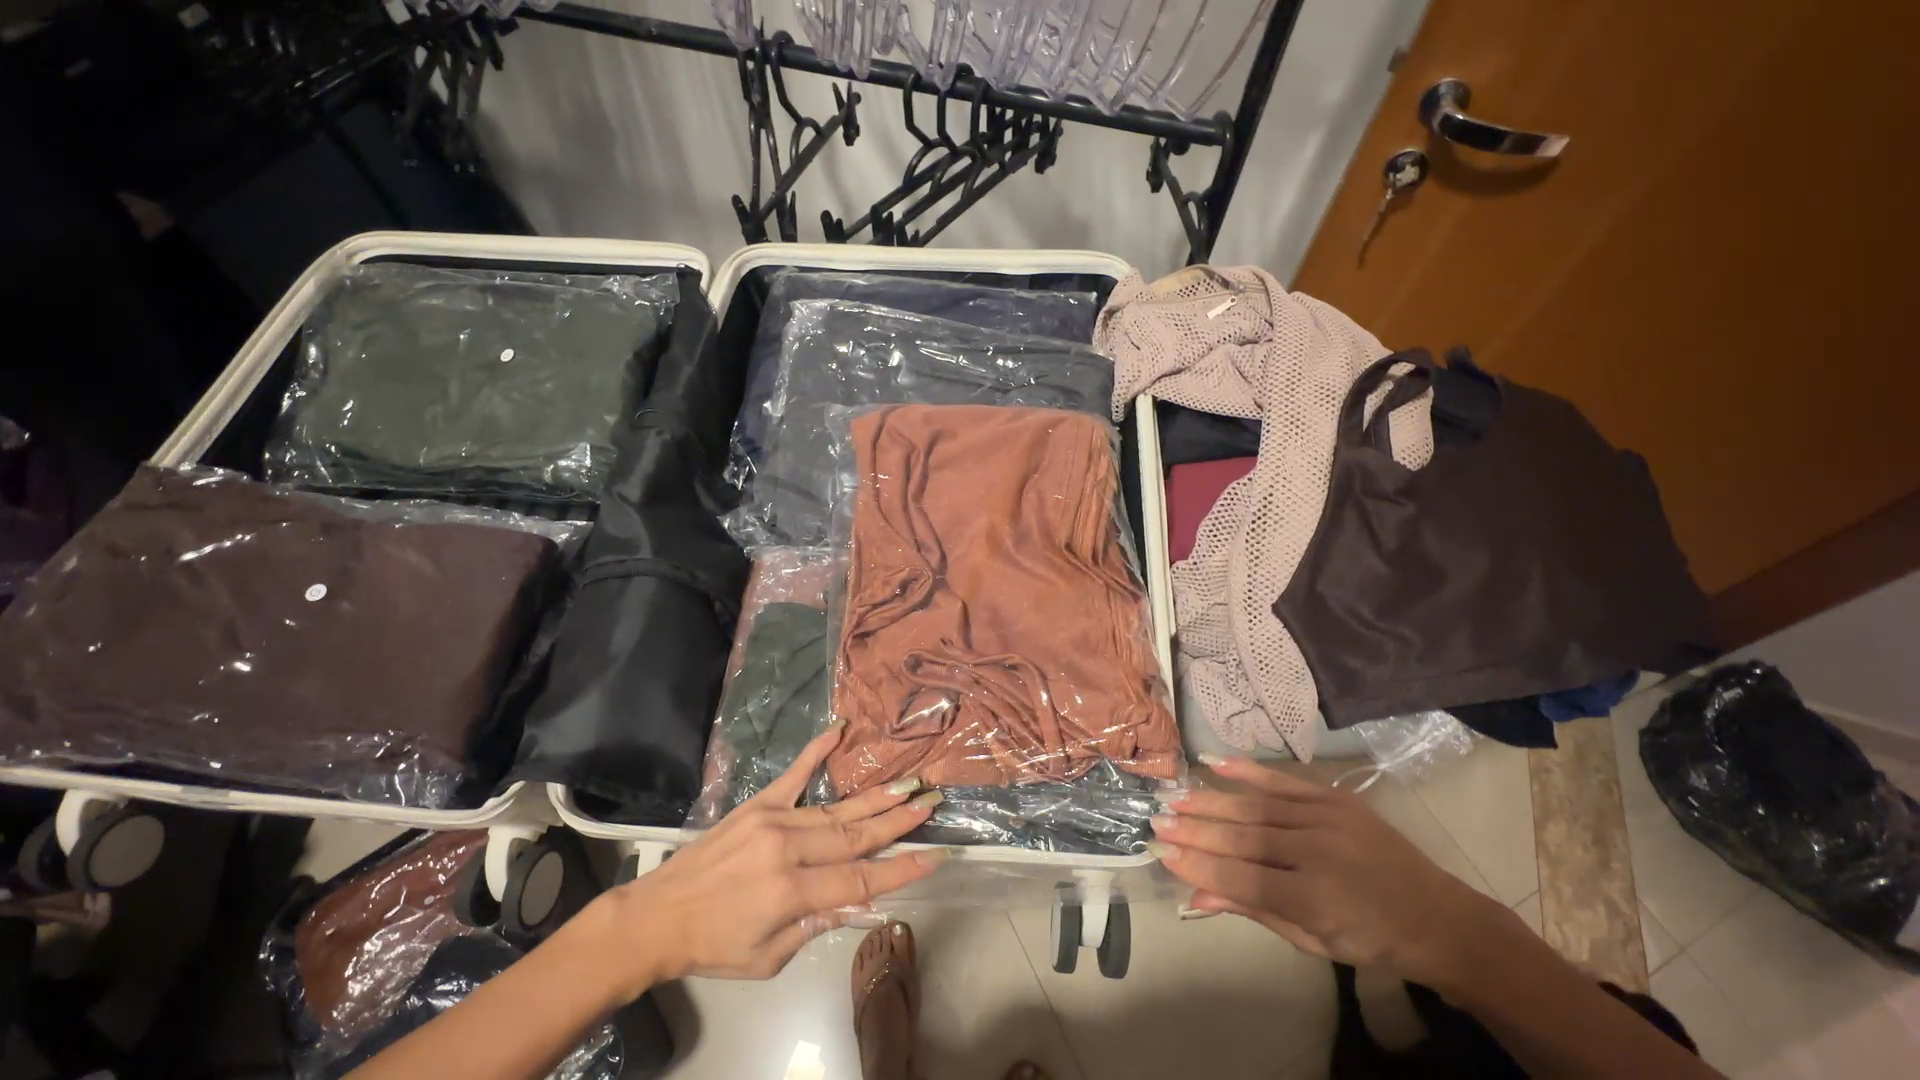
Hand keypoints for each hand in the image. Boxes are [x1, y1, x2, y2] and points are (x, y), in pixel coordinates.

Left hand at [594, 721, 946, 994]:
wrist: (655, 917)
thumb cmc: (714, 946)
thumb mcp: (769, 956)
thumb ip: (818, 924)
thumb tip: (866, 901)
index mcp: (791, 892)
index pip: (860, 878)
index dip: (901, 868)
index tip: (936, 855)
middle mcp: (786, 850)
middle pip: (854, 835)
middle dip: (898, 820)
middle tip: (932, 802)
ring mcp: (770, 820)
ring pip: (834, 809)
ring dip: (875, 797)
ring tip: (909, 783)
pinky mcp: (755, 805)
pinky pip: (791, 775)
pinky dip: (815, 752)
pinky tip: (839, 731)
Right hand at [1151, 756, 1512, 986]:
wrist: (1435, 915)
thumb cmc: (1368, 938)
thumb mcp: (1310, 940)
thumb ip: (1252, 910)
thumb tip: (1196, 898)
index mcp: (1314, 898)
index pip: (1241, 877)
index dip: (1198, 867)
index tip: (1162, 854)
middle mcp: (1318, 852)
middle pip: (1243, 837)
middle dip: (1195, 830)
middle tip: (1157, 821)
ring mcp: (1328, 819)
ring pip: (1256, 806)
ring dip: (1211, 801)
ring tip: (1175, 798)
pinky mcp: (1336, 798)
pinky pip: (1284, 781)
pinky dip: (1248, 772)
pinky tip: (1215, 765)